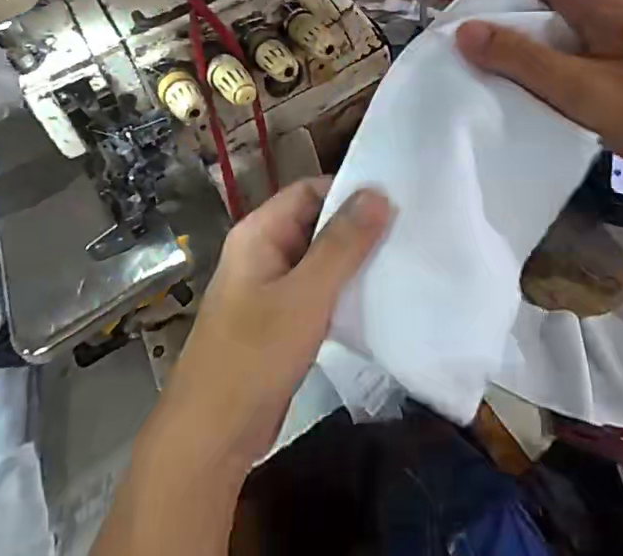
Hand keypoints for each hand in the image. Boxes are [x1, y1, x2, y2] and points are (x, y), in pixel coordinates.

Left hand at [153, 178, 392, 467]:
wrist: (213, 432)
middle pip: (314, 223)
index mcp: (258, 233)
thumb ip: (341, 244)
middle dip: (357, 227)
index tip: (397, 200)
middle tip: (409, 232)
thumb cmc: (254, 355)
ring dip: (353, 261)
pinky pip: (316, 292)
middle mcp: (262, 252)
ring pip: (318, 260)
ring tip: (402, 262)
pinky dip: (343, 292)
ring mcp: (269, 288)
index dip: (349, 190)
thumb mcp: (305, 296)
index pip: (308, 191)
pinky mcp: (279, 321)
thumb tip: (377, 191)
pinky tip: (377, 301)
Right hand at [454, 0, 622, 198]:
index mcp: (601, 5)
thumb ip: (524, 60)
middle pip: (540, 3)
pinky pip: (572, 62)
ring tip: (477, 69)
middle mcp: (610, 17)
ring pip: (555, 36)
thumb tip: (464, 30)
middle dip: (495, 17)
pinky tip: (527, 94)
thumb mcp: (588, 90)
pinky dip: (543, 71)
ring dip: (518, 48)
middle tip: (452, 43)